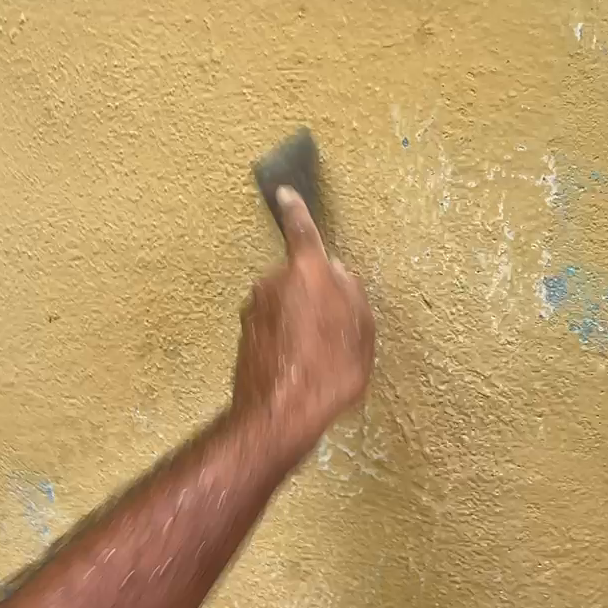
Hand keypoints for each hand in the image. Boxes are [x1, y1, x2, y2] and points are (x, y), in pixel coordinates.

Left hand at [230, 186, 374, 458]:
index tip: (284, 192)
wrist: (279, 415)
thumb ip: (351, 294)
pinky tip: (302, 369)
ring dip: (301, 322)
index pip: (302, 232)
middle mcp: (273, 284)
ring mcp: (254, 310)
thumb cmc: (328, 372)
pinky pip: (275, 329)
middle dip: (316, 296)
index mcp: (307, 273)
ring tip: (320, 359)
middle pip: (300, 278)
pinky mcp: (245, 336)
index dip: (296, 210)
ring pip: (287, 305)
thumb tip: (337, 274)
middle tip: (336, 332)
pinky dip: (288, 341)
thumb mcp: (361, 333)